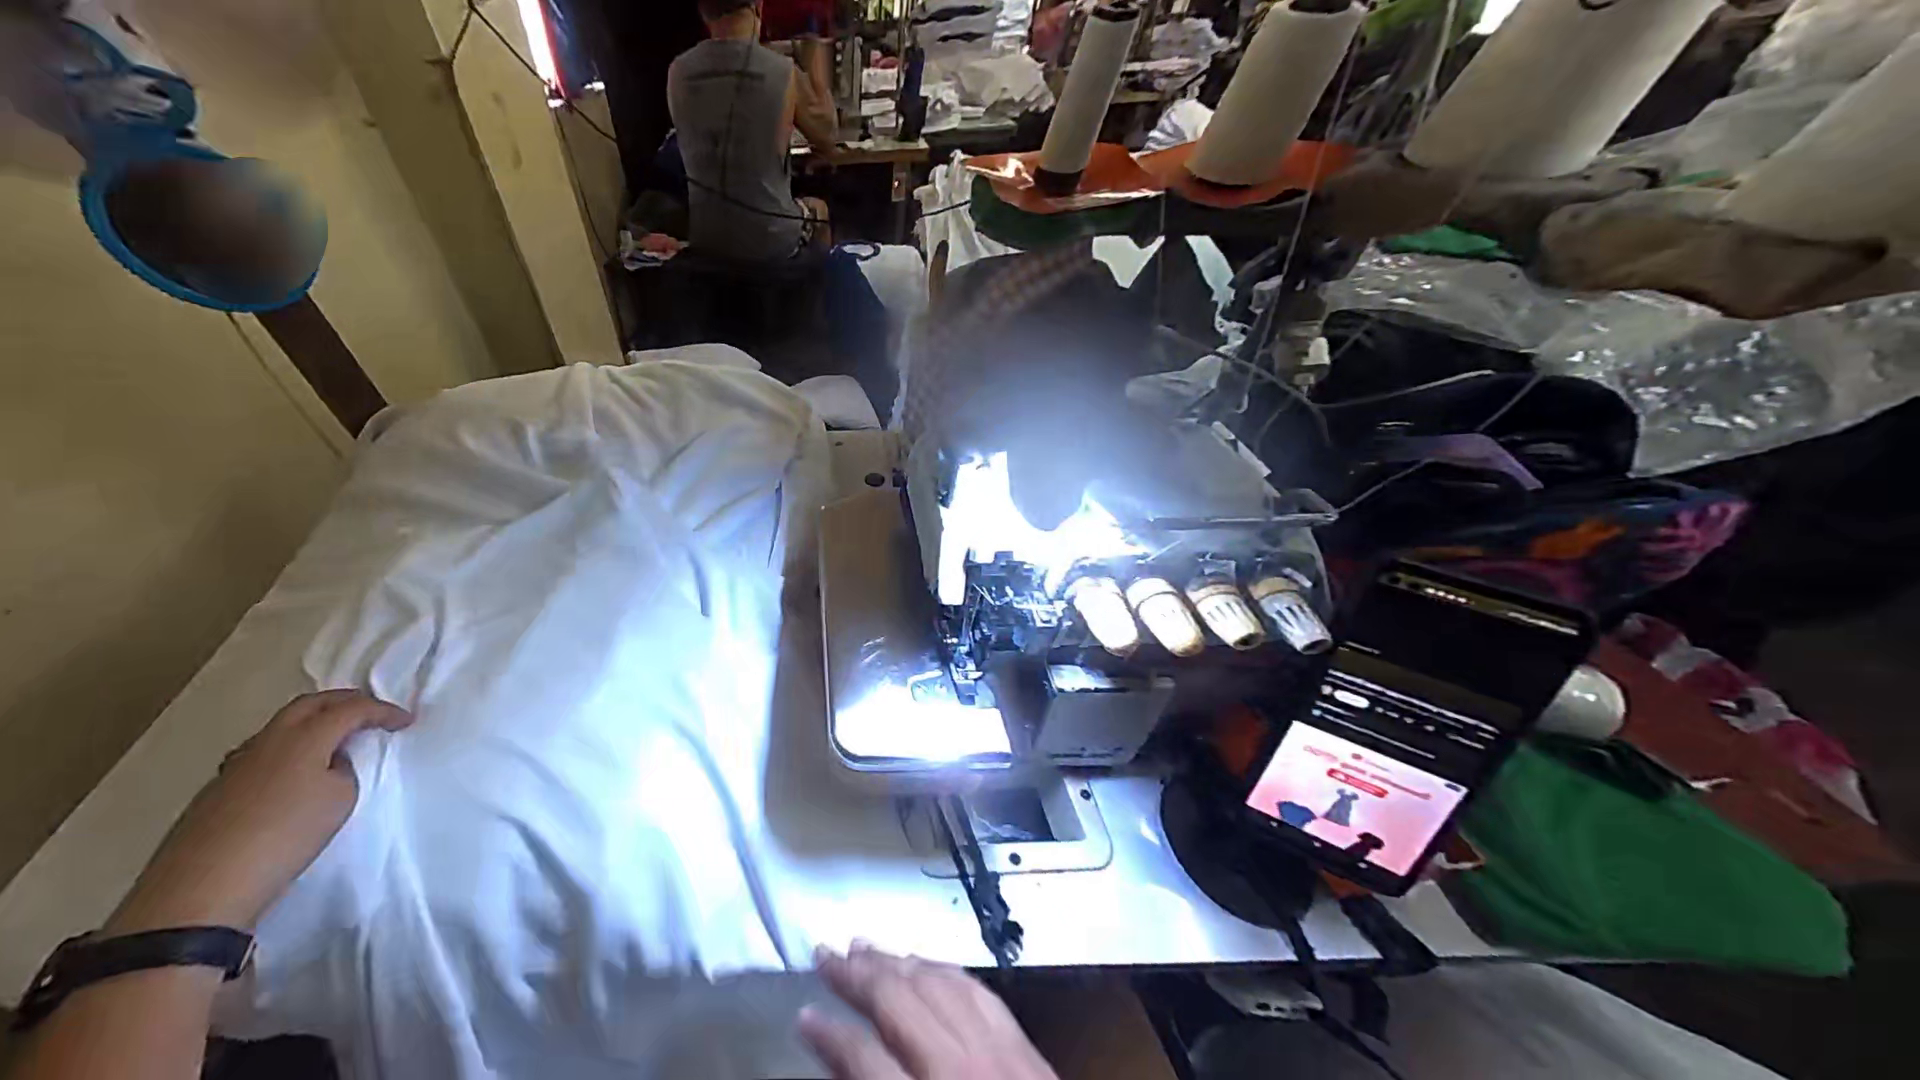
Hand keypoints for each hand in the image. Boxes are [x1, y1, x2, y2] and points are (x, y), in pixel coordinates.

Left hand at [104, 690, 412, 934]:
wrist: (204, 885)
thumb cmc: (287, 833)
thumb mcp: (341, 796)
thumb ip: (343, 768)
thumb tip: (328, 762)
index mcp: (304, 737)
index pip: (352, 709)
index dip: (384, 711)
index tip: (407, 721)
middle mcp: (267, 740)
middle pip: (310, 704)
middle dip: (346, 702)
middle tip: (373, 713)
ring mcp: (236, 763)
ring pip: (282, 725)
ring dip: (314, 722)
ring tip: (337, 737)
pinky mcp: (218, 788)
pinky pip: (263, 750)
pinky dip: (290, 746)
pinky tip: (296, 768)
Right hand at [798, 943, 1058, 1079]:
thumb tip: (841, 1062)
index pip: (863, 1058)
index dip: (828, 1034)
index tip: (805, 1014)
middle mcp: (959, 1070)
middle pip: (898, 1003)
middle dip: (856, 975)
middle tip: (826, 954)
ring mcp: (996, 1050)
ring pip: (935, 983)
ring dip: (895, 961)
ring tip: (863, 946)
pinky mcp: (1023, 1044)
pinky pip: (974, 989)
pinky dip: (941, 969)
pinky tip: (922, 961)